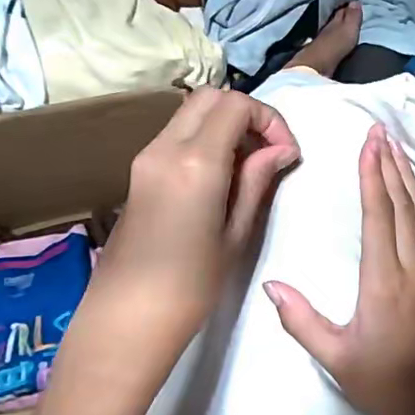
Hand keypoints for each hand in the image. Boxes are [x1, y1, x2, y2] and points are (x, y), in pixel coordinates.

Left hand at [87, 89, 299, 370]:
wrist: (127, 317)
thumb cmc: (191, 286)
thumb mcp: (236, 233)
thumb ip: (257, 181)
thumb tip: (280, 150)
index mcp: (196, 162)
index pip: (236, 104)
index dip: (269, 119)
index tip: (286, 153)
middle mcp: (165, 147)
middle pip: (210, 97)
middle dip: (246, 113)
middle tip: (268, 151)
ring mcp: (146, 157)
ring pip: (190, 112)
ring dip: (224, 124)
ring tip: (248, 166)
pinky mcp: (138, 171)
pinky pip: (176, 134)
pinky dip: (204, 138)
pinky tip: (220, 176)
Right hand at [264, 123, 414, 414]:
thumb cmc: (378, 380)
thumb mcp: (333, 356)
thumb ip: (301, 321)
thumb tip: (270, 285)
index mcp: (382, 281)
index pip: (378, 216)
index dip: (372, 177)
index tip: (368, 145)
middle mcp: (411, 268)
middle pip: (400, 206)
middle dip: (389, 165)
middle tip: (380, 131)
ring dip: (409, 179)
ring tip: (398, 148)